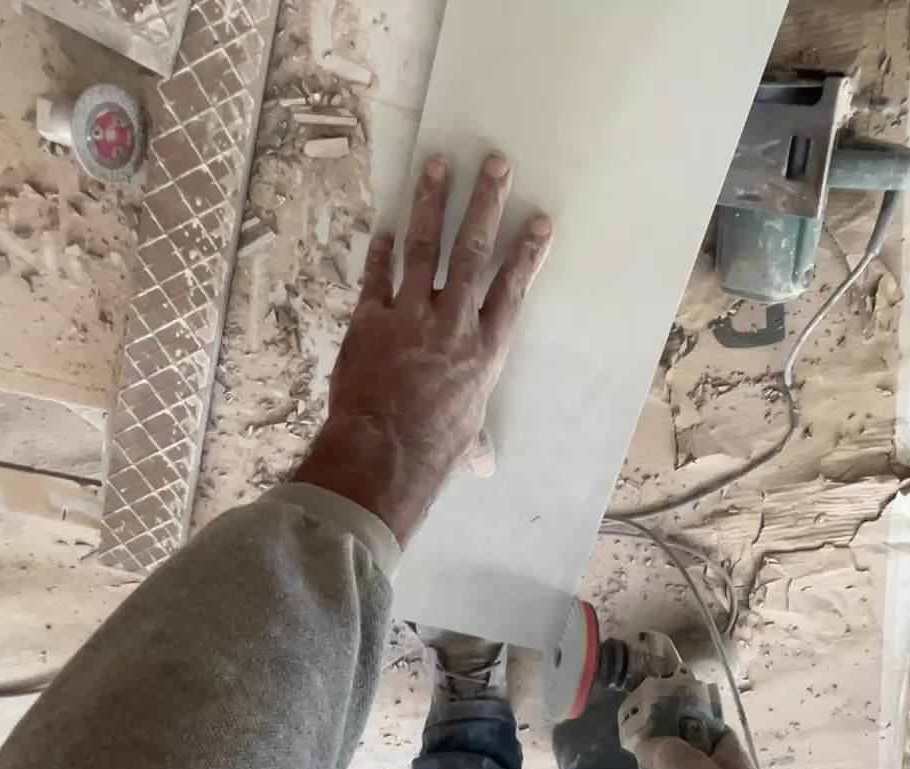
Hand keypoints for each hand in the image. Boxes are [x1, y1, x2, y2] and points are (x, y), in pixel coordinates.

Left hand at [295, 153, 552, 543]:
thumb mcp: (466, 442)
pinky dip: (379, 252)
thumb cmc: (436, 449)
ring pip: (424, 248)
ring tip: (438, 165)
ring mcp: (411, 315)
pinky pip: (377, 277)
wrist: (387, 449)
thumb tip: (486, 465)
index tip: (538, 220)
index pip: (512, 289)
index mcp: (486, 349)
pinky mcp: (371, 320)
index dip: (526, 252)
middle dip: (484, 204)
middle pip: (472, 252)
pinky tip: (383, 228)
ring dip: (432, 204)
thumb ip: (477, 442)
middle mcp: (454, 322)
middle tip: (493, 163)